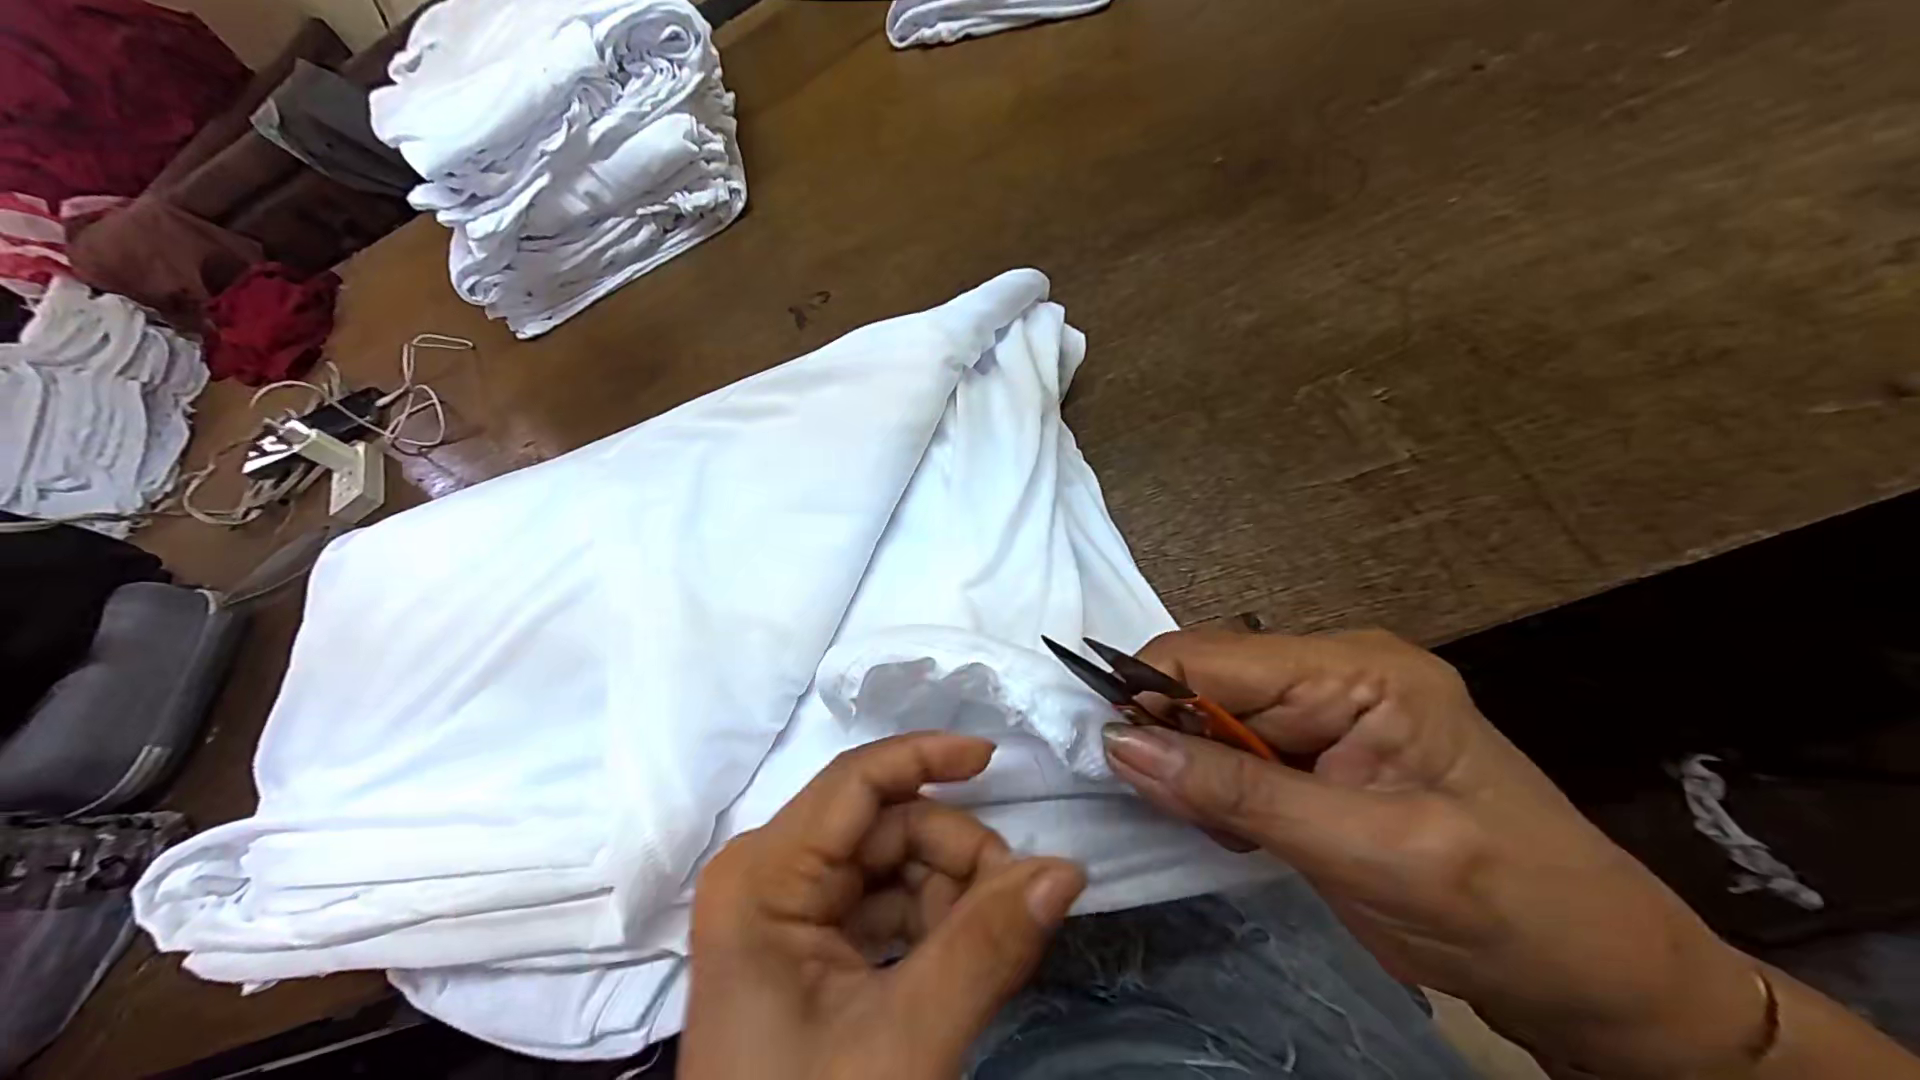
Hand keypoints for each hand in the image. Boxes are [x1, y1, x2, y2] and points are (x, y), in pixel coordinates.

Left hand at [682, 734, 1086, 1079]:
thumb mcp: (905, 1039)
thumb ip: (987, 946)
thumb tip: (1068, 869)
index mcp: (764, 875)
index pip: (856, 780)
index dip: (926, 756)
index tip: (993, 759)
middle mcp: (767, 874)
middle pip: (883, 824)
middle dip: (954, 852)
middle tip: (1013, 901)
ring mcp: (785, 910)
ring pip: (890, 863)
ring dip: (949, 890)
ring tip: (988, 943)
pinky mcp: (805, 945)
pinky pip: (882, 903)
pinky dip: (930, 920)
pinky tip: (959, 957)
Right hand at [1102, 629, 1767, 1078]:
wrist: (1600, 976)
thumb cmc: (1511, 907)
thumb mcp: (1369, 851)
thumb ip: (1238, 793)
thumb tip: (1119, 744)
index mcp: (1358, 669)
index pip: (1212, 657)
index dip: (1149, 697)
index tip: (1114, 758)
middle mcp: (1332, 670)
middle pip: (1203, 681)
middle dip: (1175, 743)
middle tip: (1194, 815)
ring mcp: (1325, 708)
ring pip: (1208, 718)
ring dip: (1196, 775)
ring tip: (1234, 834)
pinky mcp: (1316, 748)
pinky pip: (1231, 750)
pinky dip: (1217, 791)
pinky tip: (1246, 831)